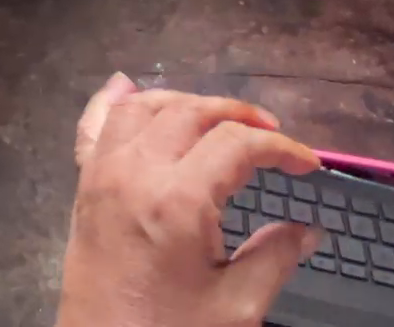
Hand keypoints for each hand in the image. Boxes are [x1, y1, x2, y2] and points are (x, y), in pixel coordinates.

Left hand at [55, 74, 321, 326]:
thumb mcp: (236, 305)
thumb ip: (274, 257)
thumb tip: (309, 228)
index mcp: (177, 199)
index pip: (234, 144)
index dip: (278, 147)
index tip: (308, 163)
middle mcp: (136, 169)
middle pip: (188, 112)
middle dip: (234, 114)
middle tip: (269, 134)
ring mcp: (103, 168)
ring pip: (142, 107)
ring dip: (182, 102)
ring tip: (216, 117)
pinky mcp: (84, 178)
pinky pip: (94, 123)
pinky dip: (114, 101)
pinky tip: (127, 87)